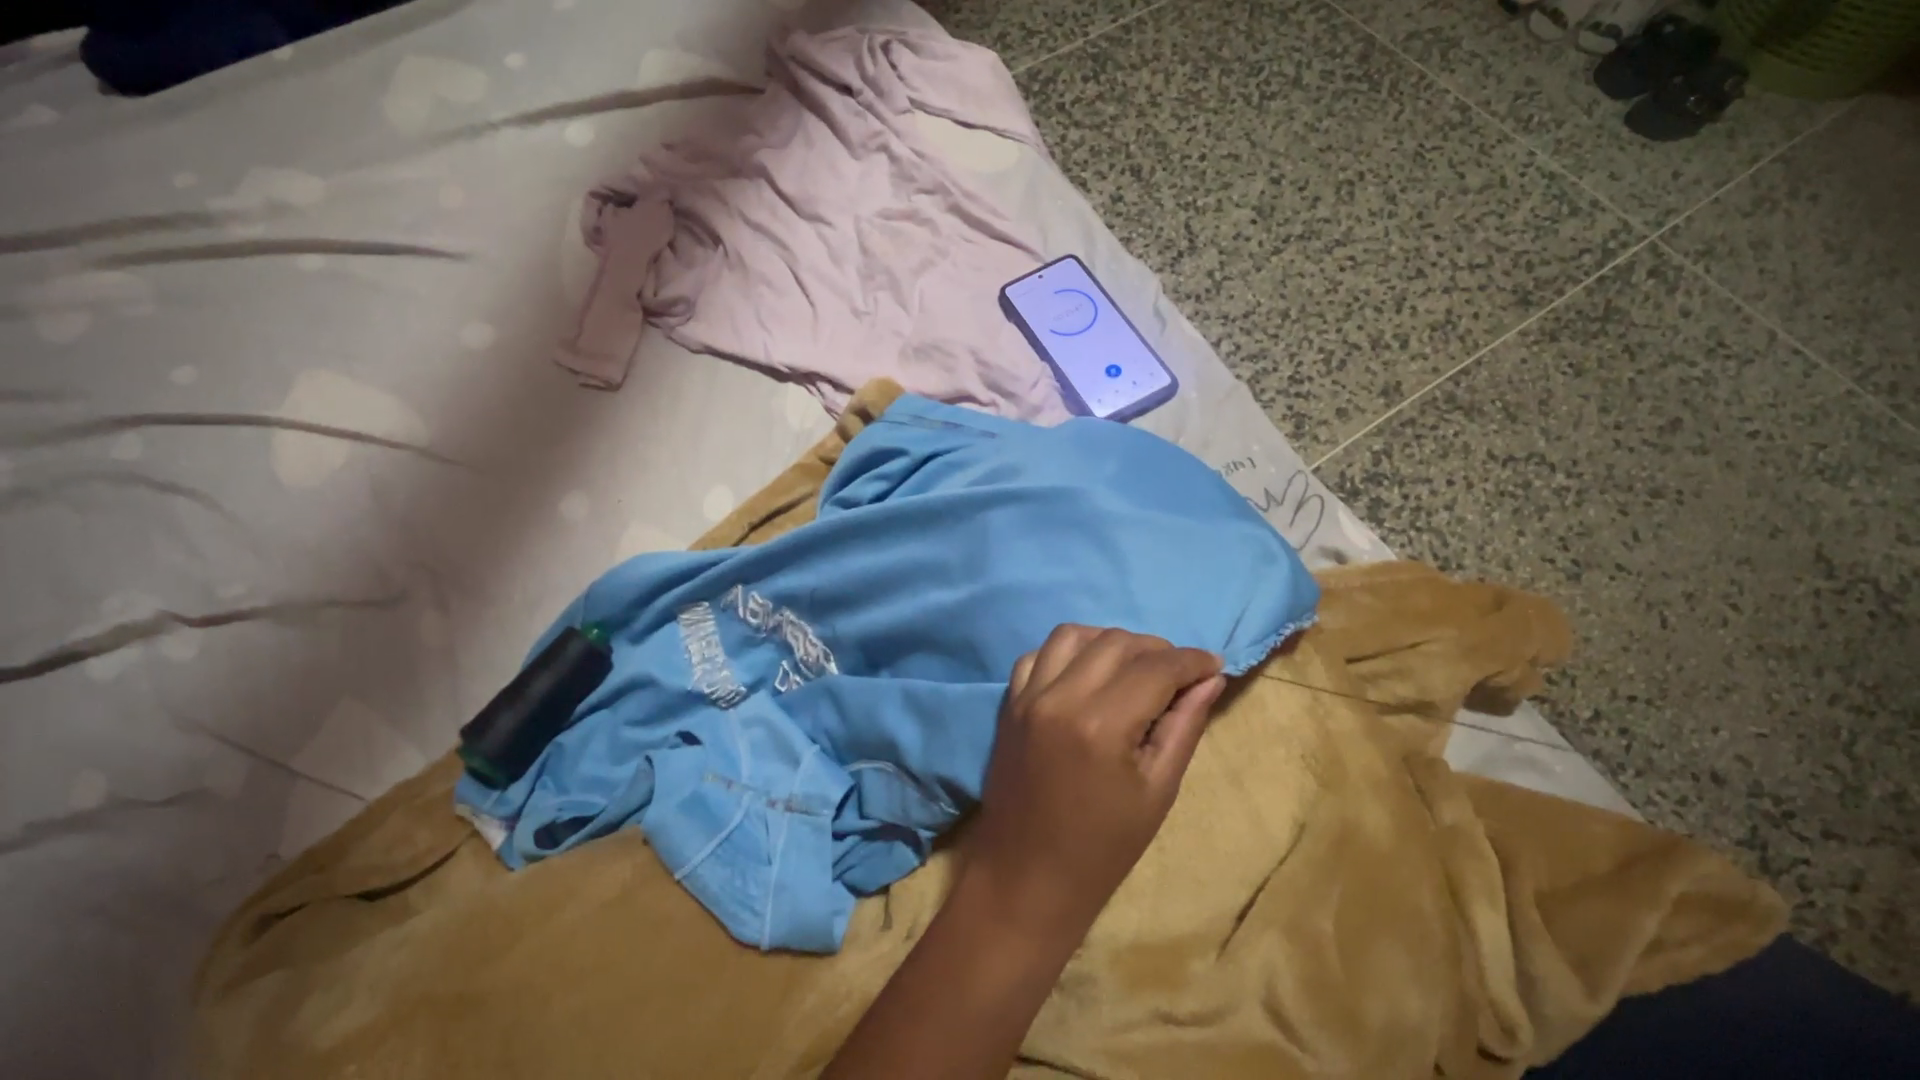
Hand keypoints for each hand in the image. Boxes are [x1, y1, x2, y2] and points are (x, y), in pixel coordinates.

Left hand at [961, 625, 1226, 940]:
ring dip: (1111, 642)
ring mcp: (1027, 697)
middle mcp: (1060, 698)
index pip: (1157, 667)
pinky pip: (1039, 655)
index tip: (1214, 665)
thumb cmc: (1103, 847)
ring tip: (1135, 669)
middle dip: (1157, 650)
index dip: (1193, 660)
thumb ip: (1184, 726)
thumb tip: (1211, 679)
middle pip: (1117, 642)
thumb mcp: (1157, 791)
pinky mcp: (1009, 704)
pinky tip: (1088, 674)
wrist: (1026, 876)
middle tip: (1180, 675)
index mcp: (1102, 725)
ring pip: (1074, 635)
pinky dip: (1068, 652)